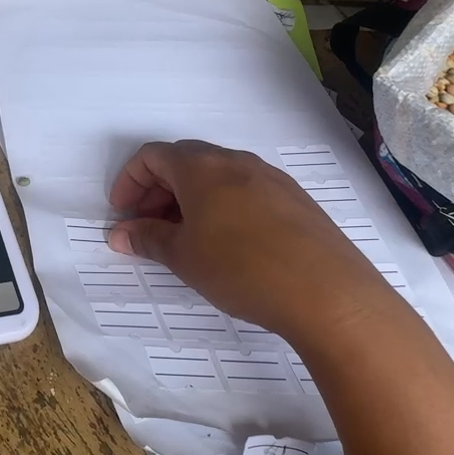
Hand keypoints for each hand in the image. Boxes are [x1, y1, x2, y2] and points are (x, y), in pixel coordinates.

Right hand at [108, 140, 399, 341]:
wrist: (333, 298)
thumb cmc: (243, 269)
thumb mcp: (184, 257)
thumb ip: (148, 239)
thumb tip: (120, 234)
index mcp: (200, 166)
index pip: (151, 156)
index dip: (129, 181)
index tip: (123, 213)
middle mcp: (234, 161)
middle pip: (184, 161)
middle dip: (159, 190)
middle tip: (150, 225)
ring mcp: (271, 178)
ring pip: (218, 175)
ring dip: (192, 198)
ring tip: (189, 237)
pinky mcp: (299, 201)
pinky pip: (248, 190)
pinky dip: (226, 206)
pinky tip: (232, 243)